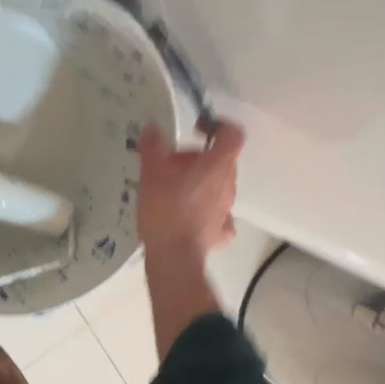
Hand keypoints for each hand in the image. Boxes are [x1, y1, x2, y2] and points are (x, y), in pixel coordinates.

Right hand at [137, 119, 246, 262]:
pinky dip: (207, 211)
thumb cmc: (165, 211)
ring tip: (173, 192)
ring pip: (218, 186)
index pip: (233, 133)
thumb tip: (152, 126)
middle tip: (171, 166)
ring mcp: (227, 209)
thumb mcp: (151, 174)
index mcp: (218, 165)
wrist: (174, 258)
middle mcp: (229, 184)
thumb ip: (153, 146)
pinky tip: (191, 217)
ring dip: (200, 182)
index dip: (219, 125)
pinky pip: (218, 215)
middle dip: (199, 158)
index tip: (197, 129)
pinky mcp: (220, 231)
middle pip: (222, 160)